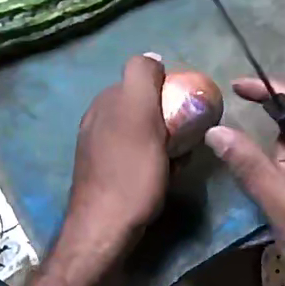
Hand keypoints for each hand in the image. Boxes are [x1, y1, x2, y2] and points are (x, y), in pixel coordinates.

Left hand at [58, 54, 169, 273]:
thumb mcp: (139, 115)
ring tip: (178, 158)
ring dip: (164, 140)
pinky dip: (154, 159)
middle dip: (167, 116)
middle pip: (144, 107)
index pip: (143, 80)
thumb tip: (152, 57)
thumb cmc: (130, 172)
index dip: (167, 91)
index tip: (185, 111)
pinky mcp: (106, 173)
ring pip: (143, 132)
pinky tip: (163, 175)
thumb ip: (142, 78)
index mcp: (106, 102)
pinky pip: (137, 155)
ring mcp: (100, 148)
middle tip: (186, 137)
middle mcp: (98, 120)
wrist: (106, 228)